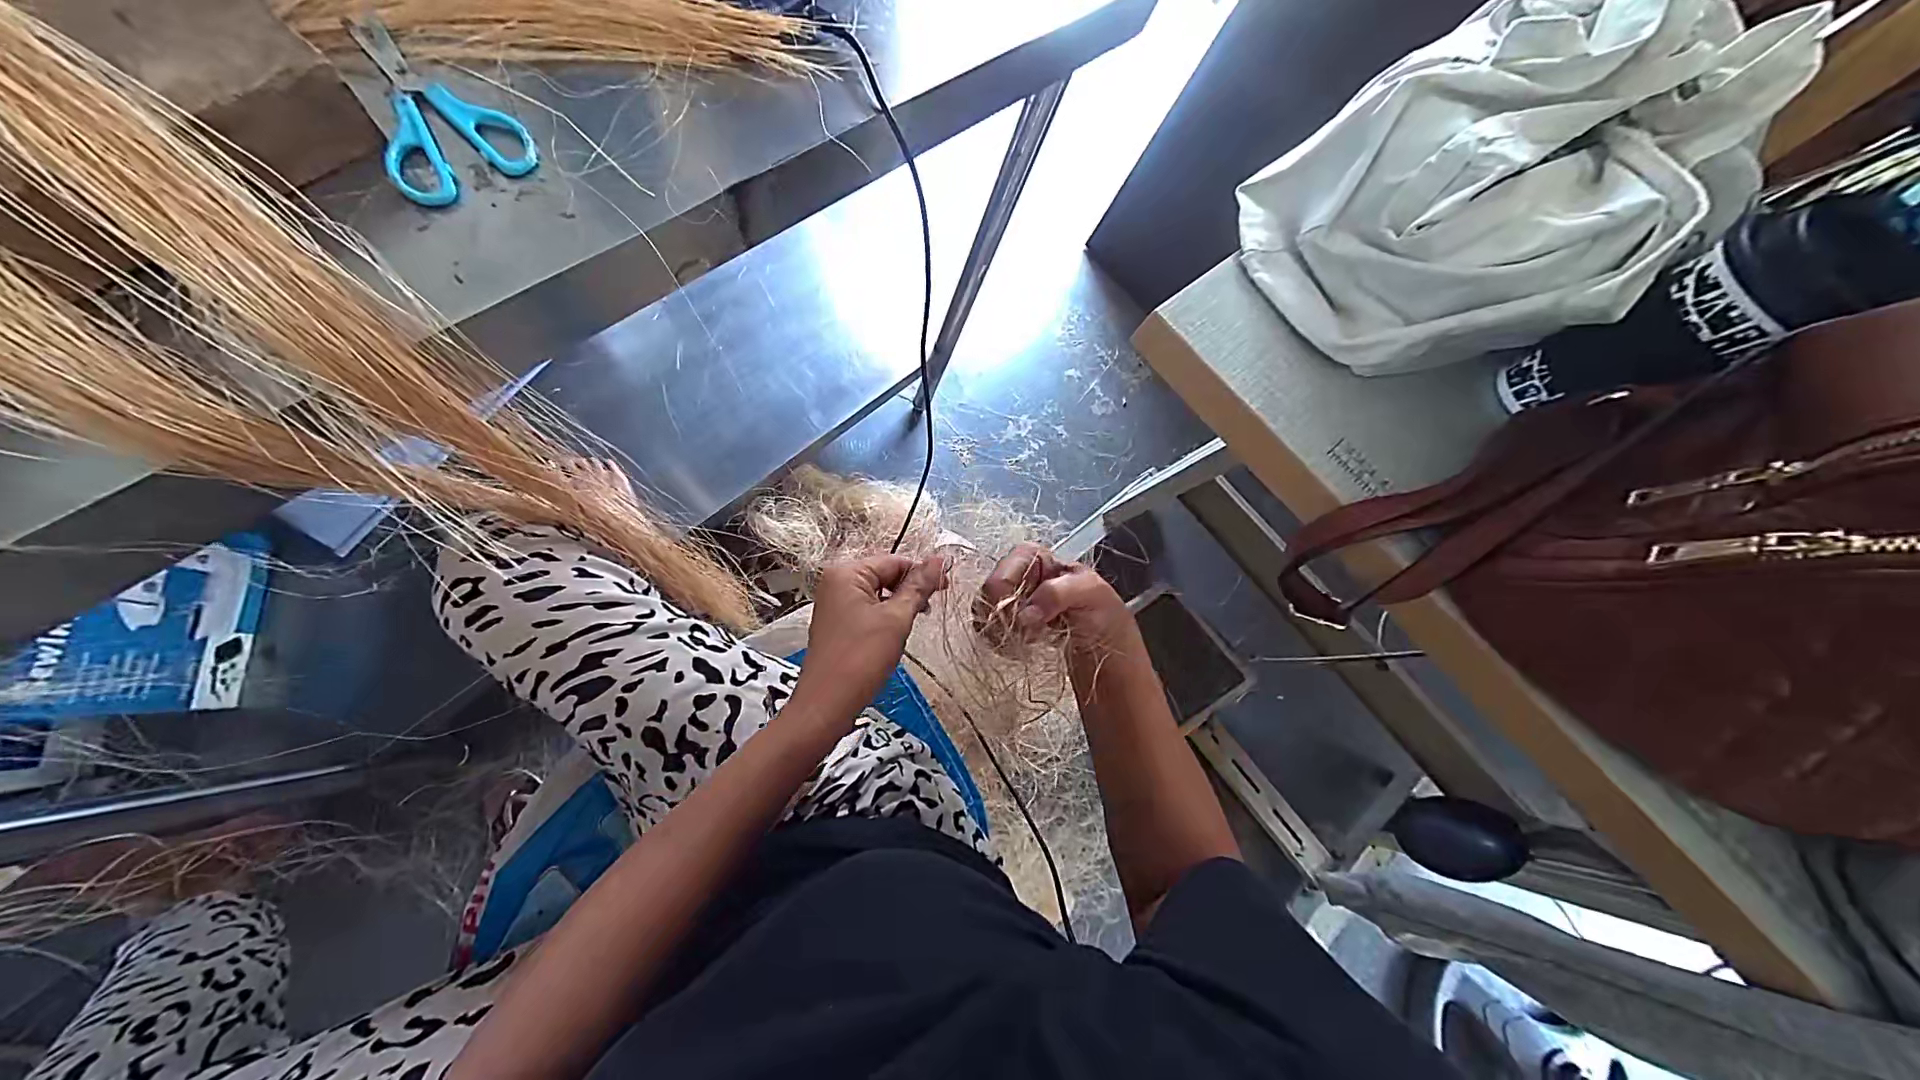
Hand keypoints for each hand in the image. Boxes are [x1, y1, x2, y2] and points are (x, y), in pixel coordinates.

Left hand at [795, 554, 948, 719]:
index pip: (894, 561)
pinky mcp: (837, 623)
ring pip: (878, 594)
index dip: (922, 573)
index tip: (945, 587)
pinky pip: (868, 609)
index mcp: (846, 573)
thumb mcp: (897, 619)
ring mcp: (834, 604)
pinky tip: (895, 634)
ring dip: (899, 605)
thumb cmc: (860, 659)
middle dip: (910, 590)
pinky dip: (885, 618)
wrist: (827, 703)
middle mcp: (836, 583)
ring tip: (912, 624)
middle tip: (930, 609)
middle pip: (885, 575)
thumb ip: (918, 587)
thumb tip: (939, 560)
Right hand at [976, 543, 1135, 655]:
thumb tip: (1025, 613)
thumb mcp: (1092, 594)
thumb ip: (1058, 593)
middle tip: (1021, 632)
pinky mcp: (1008, 627)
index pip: (1013, 560)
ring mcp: (1013, 603)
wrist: (1109, 656)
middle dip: (1002, 610)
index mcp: (1042, 560)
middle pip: (993, 585)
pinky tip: (1016, 648)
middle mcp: (1023, 577)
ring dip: (997, 627)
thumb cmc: (1106, 619)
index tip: (1016, 612)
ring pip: (985, 607)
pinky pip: (987, 628)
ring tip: (1022, 642)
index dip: (1008, 582)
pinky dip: (996, 640)